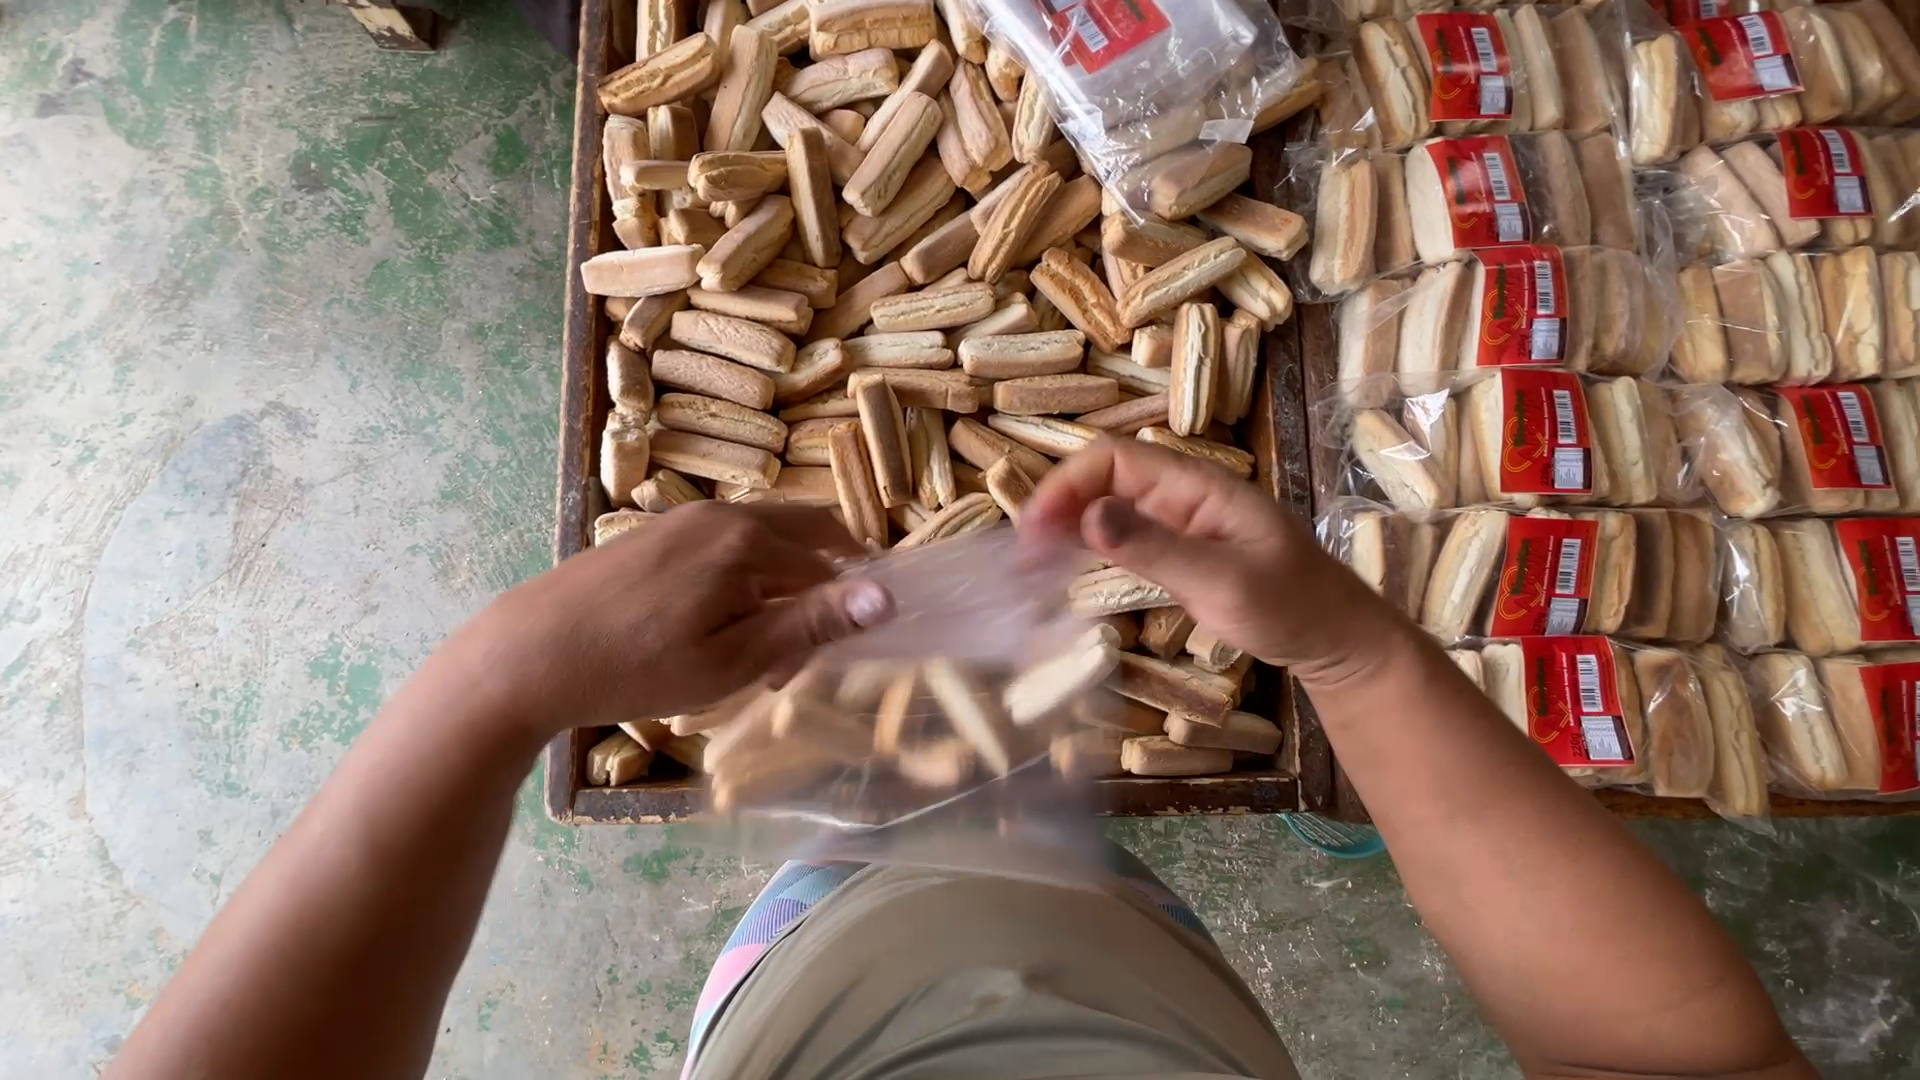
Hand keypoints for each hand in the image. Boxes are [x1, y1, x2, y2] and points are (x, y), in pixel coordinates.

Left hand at [455, 502, 892, 733]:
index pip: (830, 564)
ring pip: (765, 539)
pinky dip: (745, 574)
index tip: (815, 661)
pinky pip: (726, 541)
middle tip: (802, 644)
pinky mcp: (658, 530)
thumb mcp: (736, 659)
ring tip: (757, 642)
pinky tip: (715, 621)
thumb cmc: (639, 667)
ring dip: (781, 581)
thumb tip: (887, 596)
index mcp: (750, 540)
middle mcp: (724, 513)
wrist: (526, 654)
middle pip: (806, 533)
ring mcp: (686, 517)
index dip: (837, 612)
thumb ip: (813, 623)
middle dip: (821, 582)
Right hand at [1021, 439, 1402, 684]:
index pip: (1115, 459)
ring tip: (1027, 564)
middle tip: (1020, 556)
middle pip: (1102, 478)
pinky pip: (1119, 535)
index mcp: (1196, 485)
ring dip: (1063, 526)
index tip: (1034, 529)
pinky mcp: (1173, 549)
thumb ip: (1157, 548)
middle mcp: (1180, 494)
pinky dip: (1084, 547)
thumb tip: (1086, 515)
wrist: (1331, 637)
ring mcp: (1176, 522)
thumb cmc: (1290, 606)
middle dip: (1056, 505)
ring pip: (1105, 506)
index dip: (1068, 484)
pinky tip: (1059, 569)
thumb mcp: (1224, 582)